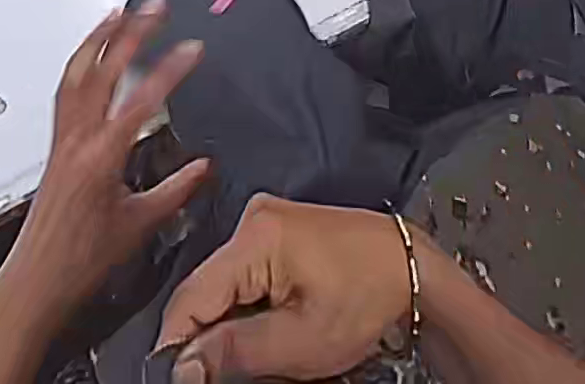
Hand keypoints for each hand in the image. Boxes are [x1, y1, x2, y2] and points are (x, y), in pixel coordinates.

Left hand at [0, 2, 210, 333]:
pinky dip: (79, 61)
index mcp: (102, 156)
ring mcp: (63, 136)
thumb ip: (176, 190)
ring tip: (119, 13)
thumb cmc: (80, 261)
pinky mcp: (55, 141)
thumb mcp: (140, 226)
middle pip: (105, 70)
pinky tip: (91, 52)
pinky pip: (65, 89)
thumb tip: (204, 166)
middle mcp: (78, 138)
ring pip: (77, 73)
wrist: (34, 283)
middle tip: (154, 8)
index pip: (143, 99)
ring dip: (99, 38)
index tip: (192, 48)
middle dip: (132, 33)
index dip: (171, 70)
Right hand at [156, 195, 414, 382]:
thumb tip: (181, 366)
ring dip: (231, 323)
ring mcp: (263, 218)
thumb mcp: (301, 342)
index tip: (187, 381)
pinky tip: (273, 324)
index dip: (179, 345)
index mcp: (255, 236)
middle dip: (212, 336)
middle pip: (206, 288)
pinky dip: (248, 304)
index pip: (191, 295)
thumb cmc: (362, 299)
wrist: (405, 264)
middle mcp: (252, 217)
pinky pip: (243, 272)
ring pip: (223, 283)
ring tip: (265, 350)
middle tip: (237, 372)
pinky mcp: (275, 227)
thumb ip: (236, 351)